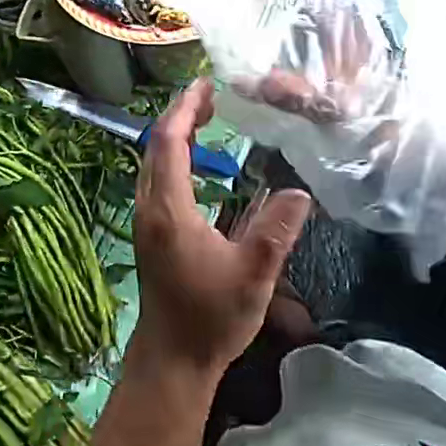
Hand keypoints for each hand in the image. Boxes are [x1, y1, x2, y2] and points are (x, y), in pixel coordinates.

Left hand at [131, 78, 312, 372]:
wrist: (171, 360)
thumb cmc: (210, 317)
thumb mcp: (252, 275)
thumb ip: (276, 231)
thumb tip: (299, 192)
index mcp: (169, 209)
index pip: (169, 141)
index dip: (186, 108)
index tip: (207, 85)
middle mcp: (149, 206)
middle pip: (155, 144)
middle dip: (180, 114)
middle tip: (211, 96)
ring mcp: (145, 219)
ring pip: (152, 161)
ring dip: (175, 134)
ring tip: (205, 117)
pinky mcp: (149, 231)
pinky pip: (156, 177)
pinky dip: (173, 156)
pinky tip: (196, 162)